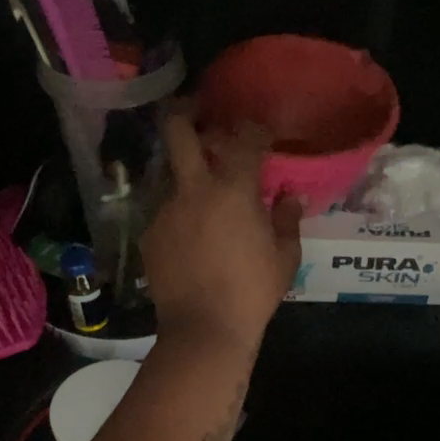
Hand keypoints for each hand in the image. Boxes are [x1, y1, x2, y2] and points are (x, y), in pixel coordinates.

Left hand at [141, 108, 302, 354]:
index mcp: (232, 189)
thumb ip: (286, 220)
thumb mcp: (284, 258)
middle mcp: (193, 189)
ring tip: (203, 195)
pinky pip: (166, 211)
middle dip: (186, 110)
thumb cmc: (252, 293)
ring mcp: (165, 210)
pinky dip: (180, 214)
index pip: (244, 137)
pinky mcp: (150, 235)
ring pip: (171, 173)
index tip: (262, 135)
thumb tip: (289, 198)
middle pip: (177, 128)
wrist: (203, 330)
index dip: (255, 129)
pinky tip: (192, 237)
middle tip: (198, 112)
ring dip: (187, 174)